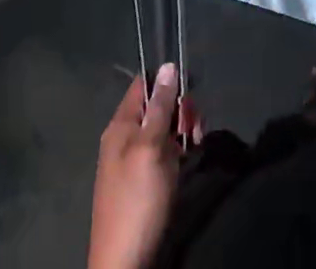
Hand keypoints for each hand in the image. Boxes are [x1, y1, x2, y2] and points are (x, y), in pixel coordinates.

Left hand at [88, 64, 182, 268]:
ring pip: (164, 130)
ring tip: (195, 145)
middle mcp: (125, 137)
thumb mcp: (150, 148)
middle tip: (193, 129)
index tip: (190, 90)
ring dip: (182, 132)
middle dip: (180, 111)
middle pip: (157, 107)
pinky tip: (189, 159)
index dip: (167, 82)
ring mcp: (135, 160)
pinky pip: (165, 153)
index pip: (144, 85)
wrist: (124, 262)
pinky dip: (179, 152)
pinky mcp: (146, 180)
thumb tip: (168, 65)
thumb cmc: (136, 199)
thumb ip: (160, 107)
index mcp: (121, 125)